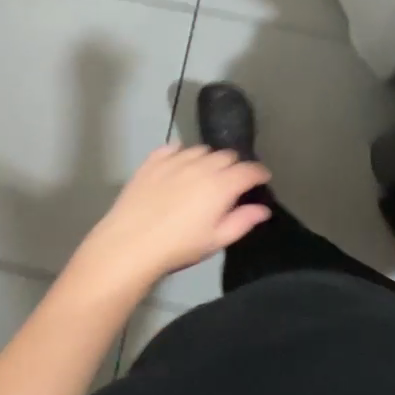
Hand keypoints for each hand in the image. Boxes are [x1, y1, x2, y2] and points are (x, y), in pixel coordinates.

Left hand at [72, 144, 270, 287]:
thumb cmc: (179, 246)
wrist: (131, 243)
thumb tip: (263, 209)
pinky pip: (172, 148)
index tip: (261, 180)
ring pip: (201, 150)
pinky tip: (179, 165)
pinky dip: (181, 153)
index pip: (249, 170)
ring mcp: (174, 160)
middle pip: (226, 155)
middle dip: (234, 166)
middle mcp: (200, 166)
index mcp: (221, 185)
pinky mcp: (152, 161)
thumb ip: (243, 221)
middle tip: (232, 183)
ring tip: (205, 175)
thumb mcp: (216, 240)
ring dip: (208, 159)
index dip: (259, 173)